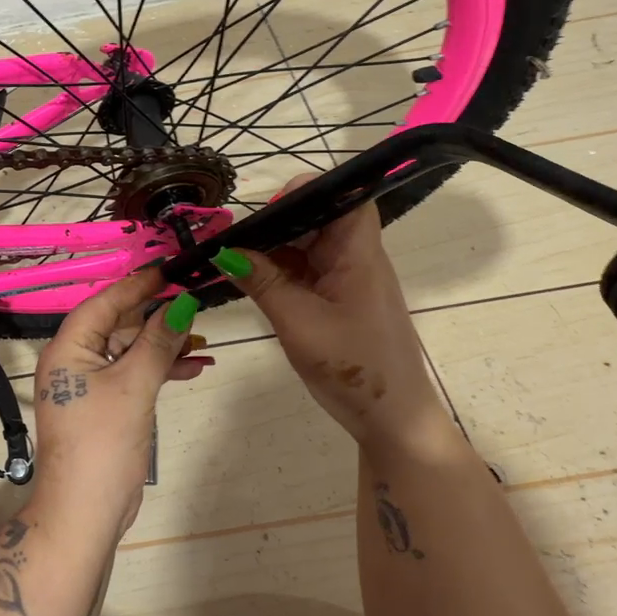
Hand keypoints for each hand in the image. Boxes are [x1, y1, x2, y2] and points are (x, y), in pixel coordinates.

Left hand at [27, 270, 209, 533]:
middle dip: (155, 316)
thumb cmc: (102, 443)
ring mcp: (89, 385)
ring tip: (201, 339)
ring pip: (129, 350)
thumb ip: (158, 343)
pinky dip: (160, 370)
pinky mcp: (104, 406)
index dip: (137, 285)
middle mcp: (73, 360)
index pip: (104, 302)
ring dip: (163, 345)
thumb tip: (181, 303)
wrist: (84, 512)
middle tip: (194, 303)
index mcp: (68, 347)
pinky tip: (193, 367)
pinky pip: (133, 374)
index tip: (170, 270)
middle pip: (117, 324)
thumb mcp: (134, 387)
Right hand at [214, 195, 454, 457]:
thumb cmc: (354, 368)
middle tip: (236, 237)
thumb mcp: (298, 323)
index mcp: (358, 255)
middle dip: (277, 223)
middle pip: (318, 220)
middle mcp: (356, 260)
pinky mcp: (339, 301)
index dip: (308, 192)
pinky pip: (306, 272)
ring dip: (274, 249)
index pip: (344, 198)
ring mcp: (348, 281)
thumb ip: (261, 282)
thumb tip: (222, 250)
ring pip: (308, 247)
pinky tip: (252, 279)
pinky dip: (280, 272)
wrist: (394, 423)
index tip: (266, 207)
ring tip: (235, 257)